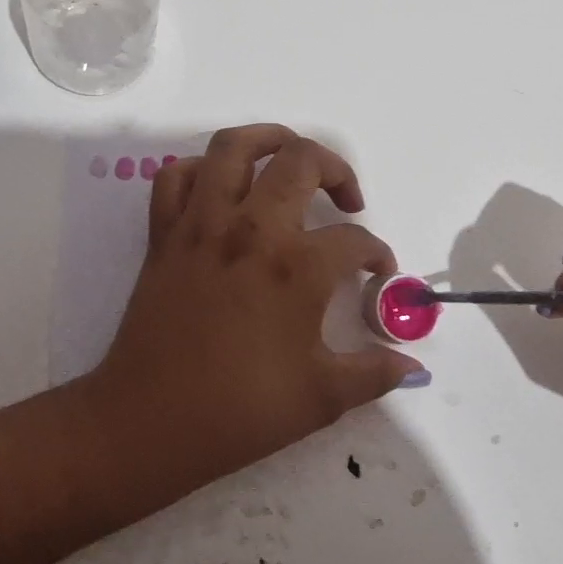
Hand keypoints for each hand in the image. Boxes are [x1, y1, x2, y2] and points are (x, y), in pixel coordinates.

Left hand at [83, 124, 425, 483]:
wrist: (147, 423)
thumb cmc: (240, 412)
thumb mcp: (321, 398)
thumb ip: (374, 373)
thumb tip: (414, 368)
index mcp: (297, 268)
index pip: (355, 241)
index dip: (378, 256)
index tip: (379, 277)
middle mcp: (252, 229)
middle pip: (301, 162)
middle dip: (336, 170)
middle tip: (347, 199)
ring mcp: (203, 225)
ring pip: (234, 147)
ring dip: (270, 140)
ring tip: (290, 157)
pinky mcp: (165, 234)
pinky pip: (176, 177)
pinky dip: (199, 169)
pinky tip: (220, 187)